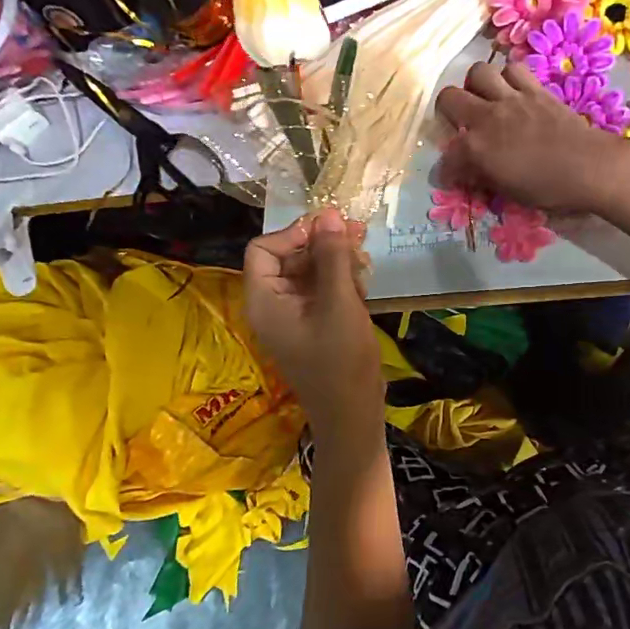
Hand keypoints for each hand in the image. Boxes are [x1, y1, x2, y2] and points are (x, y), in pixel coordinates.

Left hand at [243, 209, 381, 428]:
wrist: (353, 414)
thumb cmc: (341, 360)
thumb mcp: (340, 302)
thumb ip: (333, 256)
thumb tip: (328, 214)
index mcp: (264, 300)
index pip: (263, 248)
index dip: (294, 234)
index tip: (330, 232)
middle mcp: (272, 304)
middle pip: (289, 257)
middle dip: (324, 245)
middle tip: (360, 235)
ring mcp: (294, 316)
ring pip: (310, 272)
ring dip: (338, 262)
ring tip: (366, 264)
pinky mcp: (314, 325)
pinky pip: (321, 290)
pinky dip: (341, 282)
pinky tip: (364, 286)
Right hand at [434, 58, 629, 212]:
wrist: (588, 167)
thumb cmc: (548, 189)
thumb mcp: (509, 192)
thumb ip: (484, 177)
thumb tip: (469, 174)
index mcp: (476, 149)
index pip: (447, 156)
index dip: (448, 168)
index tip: (456, 175)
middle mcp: (487, 117)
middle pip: (449, 97)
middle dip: (448, 110)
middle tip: (462, 122)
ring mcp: (511, 98)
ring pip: (478, 72)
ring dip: (478, 85)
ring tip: (487, 99)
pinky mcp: (535, 89)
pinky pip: (513, 69)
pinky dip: (509, 78)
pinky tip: (514, 92)